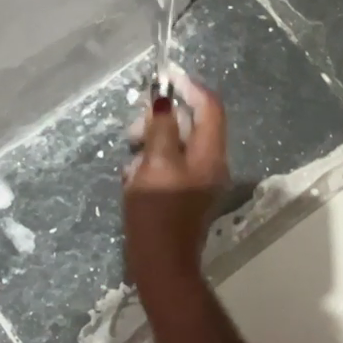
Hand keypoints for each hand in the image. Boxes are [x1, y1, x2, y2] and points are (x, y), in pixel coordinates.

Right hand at [124, 71, 228, 287]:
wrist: (161, 264)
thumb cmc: (158, 214)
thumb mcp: (155, 166)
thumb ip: (161, 130)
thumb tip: (164, 100)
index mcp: (209, 154)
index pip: (210, 106)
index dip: (189, 87)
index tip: (165, 78)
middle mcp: (211, 163)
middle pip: (192, 124)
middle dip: (162, 120)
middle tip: (134, 130)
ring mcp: (199, 180)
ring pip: (177, 145)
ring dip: (152, 143)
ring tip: (130, 159)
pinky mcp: (185, 194)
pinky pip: (170, 166)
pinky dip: (152, 163)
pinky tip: (133, 177)